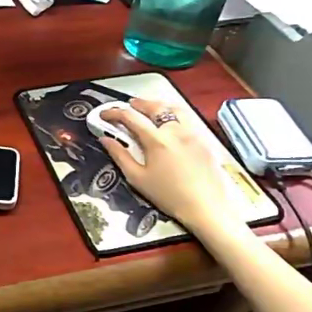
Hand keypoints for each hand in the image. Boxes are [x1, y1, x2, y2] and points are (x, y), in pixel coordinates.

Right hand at [101, 98, 251, 237]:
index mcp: (156, 140)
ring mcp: (193, 133)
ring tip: (150, 107)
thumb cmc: (169, 196)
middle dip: (138, 103)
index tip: (105, 114)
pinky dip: (175, 112)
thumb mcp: (137, 178)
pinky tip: (171, 120)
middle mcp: (175, 130)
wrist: (207, 207)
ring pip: (174, 108)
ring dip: (158, 104)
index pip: (130, 117)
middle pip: (154, 107)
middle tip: (128, 105)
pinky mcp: (205, 139)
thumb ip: (120, 156)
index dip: (114, 112)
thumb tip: (106, 140)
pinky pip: (188, 118)